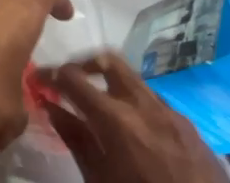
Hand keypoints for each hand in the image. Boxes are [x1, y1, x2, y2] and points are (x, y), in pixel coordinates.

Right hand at [41, 52, 229, 182]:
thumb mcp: (99, 178)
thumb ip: (74, 138)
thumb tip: (50, 107)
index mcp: (116, 119)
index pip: (72, 77)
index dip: (50, 74)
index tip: (39, 80)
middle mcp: (144, 105)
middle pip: (109, 60)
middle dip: (85, 64)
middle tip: (72, 82)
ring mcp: (171, 114)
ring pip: (134, 80)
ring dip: (113, 84)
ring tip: (102, 108)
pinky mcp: (190, 127)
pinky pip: (156, 102)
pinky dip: (137, 104)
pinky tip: (134, 130)